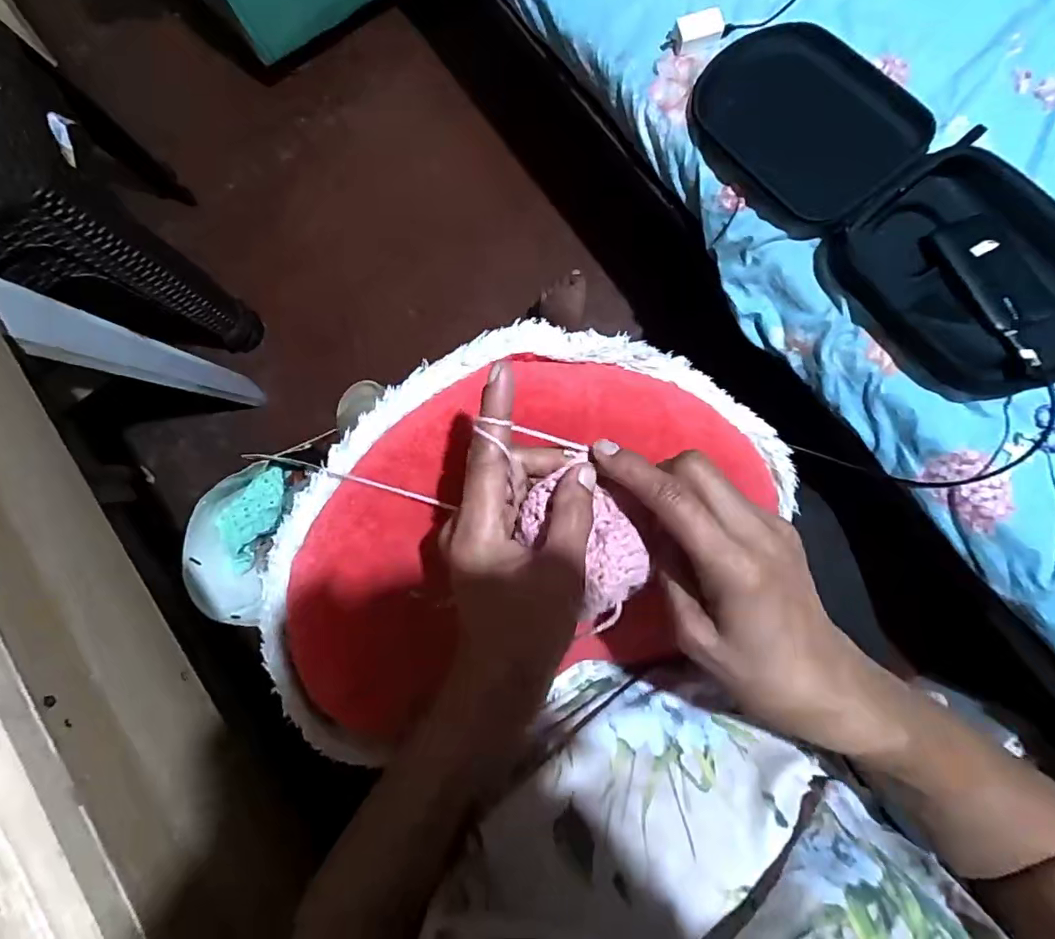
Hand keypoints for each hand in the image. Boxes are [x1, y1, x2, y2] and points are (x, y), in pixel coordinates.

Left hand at [439, 362, 594, 702]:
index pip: (488, 452)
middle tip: (588, 477)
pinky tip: (565, 512)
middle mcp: (466, 522)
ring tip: (583, 495)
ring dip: (545, 486)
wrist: (496, 685)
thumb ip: (570, 513)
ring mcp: (471, 538)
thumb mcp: (560, 569)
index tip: (501, 370)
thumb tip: (580, 472)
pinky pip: (510, 512)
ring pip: (510, 490)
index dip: (497, 409)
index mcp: (479, 523)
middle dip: (546, 464)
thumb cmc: (528, 631)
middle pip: (506, 470)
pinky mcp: (481, 551)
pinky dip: (537, 506)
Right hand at [590, 442, 908, 758]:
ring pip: (713, 475)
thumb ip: (668, 577)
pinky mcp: (781, 526)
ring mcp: (774, 524)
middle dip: (656, 470)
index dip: (634, 471)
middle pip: (697, 466)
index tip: (600, 451)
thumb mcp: (696, 640)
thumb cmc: (758, 676)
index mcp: (734, 565)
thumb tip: (647, 529)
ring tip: (654, 514)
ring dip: (676, 481)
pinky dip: (698, 498)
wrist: (830, 684)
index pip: (676, 500)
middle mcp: (758, 531)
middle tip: (630, 497)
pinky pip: (728, 495)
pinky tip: (690, 531)